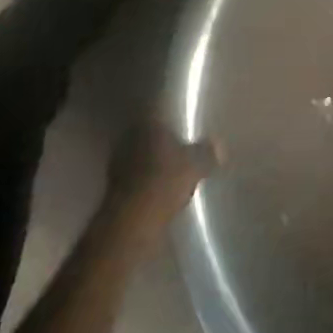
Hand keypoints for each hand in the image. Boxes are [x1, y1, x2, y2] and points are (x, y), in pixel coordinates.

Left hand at [101, 123, 217, 245]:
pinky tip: (157, 189)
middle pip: (149, 132)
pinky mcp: (113, 183)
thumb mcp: (194, 167)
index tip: (183, 125)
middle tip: (180, 149)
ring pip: (140, 153)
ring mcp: (118, 159)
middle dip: (162, 140)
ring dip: (152, 160)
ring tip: (170, 171)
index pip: (160, 112)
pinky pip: (134, 174)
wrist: (131, 220)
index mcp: (148, 123)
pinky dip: (144, 178)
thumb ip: (206, 153)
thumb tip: (219, 144)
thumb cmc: (164, 183)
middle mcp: (130, 135)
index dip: (172, 118)